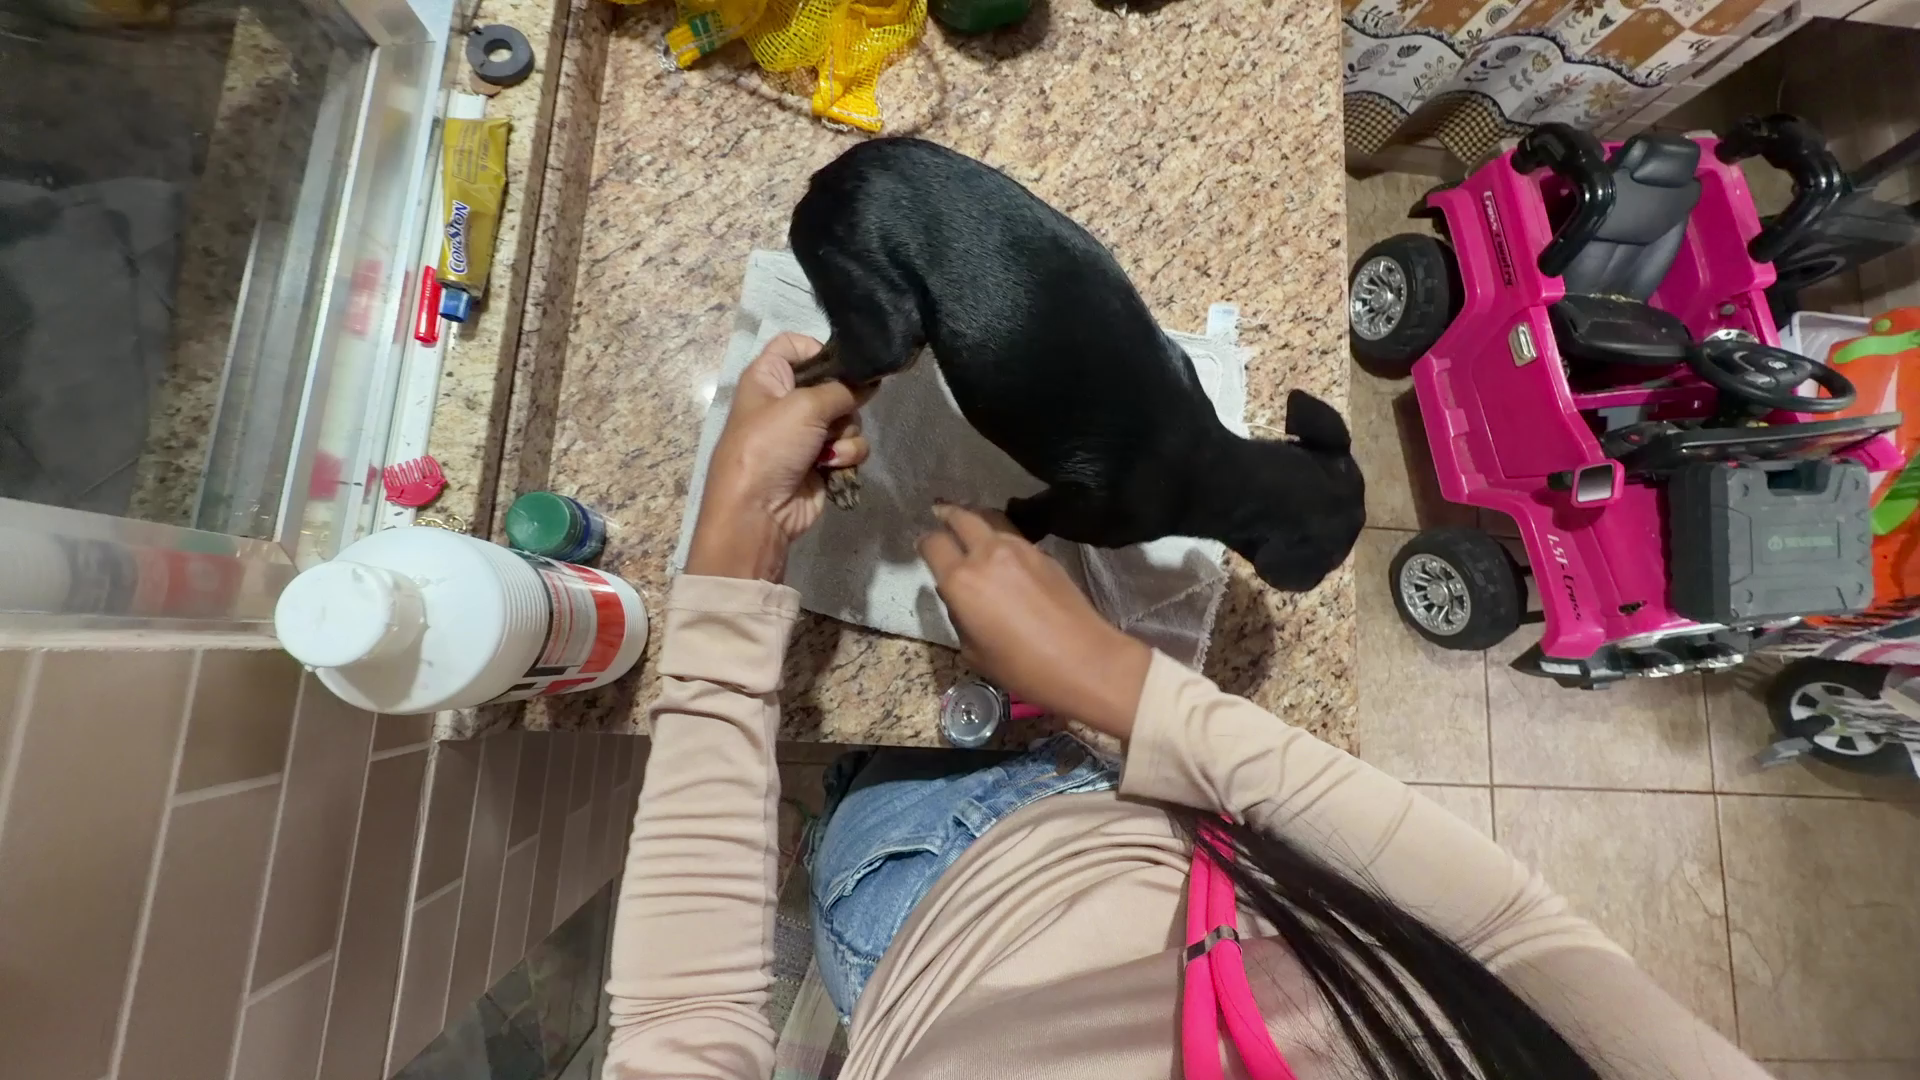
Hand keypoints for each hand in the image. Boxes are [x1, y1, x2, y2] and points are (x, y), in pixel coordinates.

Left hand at [686, 334, 868, 581]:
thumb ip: (841, 389)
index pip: (795, 344)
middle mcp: (787, 402)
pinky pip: (850, 447)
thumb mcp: (805, 405)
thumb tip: (865, 385)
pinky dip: (846, 456)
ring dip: (846, 434)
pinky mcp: (823, 460)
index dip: (819, 349)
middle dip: (843, 402)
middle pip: (833, 384)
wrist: (759, 509)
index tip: (842, 365)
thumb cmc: (770, 446)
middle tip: (837, 414)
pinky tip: (832, 466)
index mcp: (768, 377)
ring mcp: (806, 433)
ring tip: (828, 450)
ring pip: (848, 419)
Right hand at [918, 504, 1150, 738]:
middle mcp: (987, 554)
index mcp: (961, 580)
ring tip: (970, 523)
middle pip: (961, 516)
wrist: (1084, 660)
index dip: (924, 543)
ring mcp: (1019, 549)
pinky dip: (1000, 533)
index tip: (924, 547)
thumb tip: (957, 594)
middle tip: (939, 513)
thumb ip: (959, 615)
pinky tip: (1001, 548)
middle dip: (946, 513)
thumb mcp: (973, 651)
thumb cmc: (1022, 668)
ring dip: (975, 517)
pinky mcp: (1044, 553)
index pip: (933, 543)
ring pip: (990, 517)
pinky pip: (1013, 534)